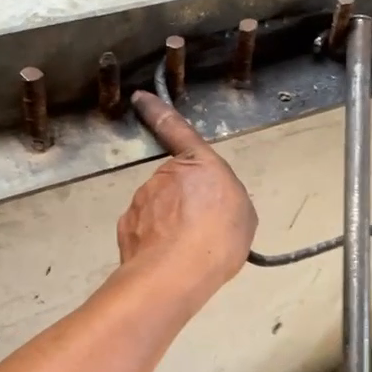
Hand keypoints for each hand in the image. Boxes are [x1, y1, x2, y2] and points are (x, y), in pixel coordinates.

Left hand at [118, 90, 256, 301]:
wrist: (177, 273)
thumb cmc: (218, 238)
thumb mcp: (244, 215)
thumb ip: (228, 199)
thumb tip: (215, 206)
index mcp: (199, 164)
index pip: (178, 131)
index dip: (158, 112)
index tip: (140, 99)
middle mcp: (165, 176)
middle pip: (175, 184)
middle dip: (185, 204)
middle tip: (203, 231)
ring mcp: (141, 200)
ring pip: (158, 209)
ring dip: (170, 226)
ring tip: (188, 251)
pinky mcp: (127, 226)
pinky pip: (145, 231)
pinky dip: (154, 243)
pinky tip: (168, 260)